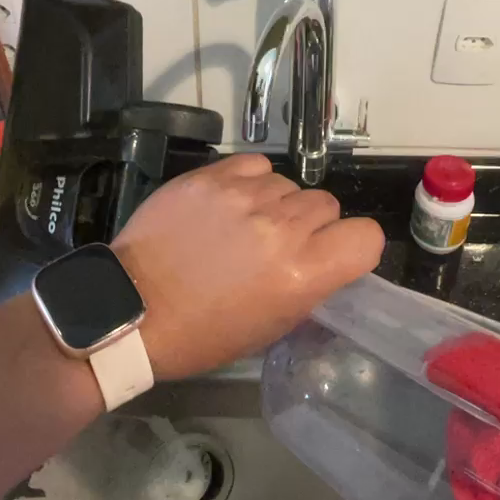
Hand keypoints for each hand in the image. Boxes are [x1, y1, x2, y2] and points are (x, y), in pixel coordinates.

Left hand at [111, 152, 383, 379]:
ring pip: (291, 185)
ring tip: (247, 226)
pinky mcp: (212, 177)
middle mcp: (281, 228)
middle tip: (281, 246)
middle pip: (329, 206)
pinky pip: (256, 166)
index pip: (366, 237)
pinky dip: (252, 182)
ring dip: (280, 205)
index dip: (356, 247)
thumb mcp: (271, 326)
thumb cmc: (204, 333)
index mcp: (301, 274)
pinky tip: (232, 203)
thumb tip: (324, 259)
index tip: (336, 255)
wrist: (133, 310)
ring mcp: (244, 197)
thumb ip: (310, 285)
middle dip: (313, 226)